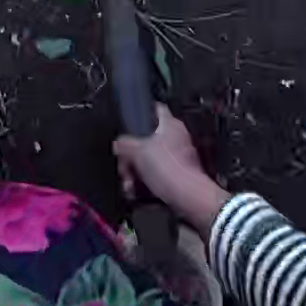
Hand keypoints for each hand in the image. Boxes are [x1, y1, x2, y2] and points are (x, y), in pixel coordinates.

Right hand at [113, 104, 232, 235]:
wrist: (188, 197)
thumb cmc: (168, 168)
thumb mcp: (135, 151)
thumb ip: (123, 144)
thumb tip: (118, 144)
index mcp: (170, 124)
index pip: (156, 108)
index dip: (143, 111)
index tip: (132, 119)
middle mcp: (178, 137)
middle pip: (147, 138)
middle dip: (132, 154)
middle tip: (125, 164)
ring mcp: (180, 155)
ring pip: (151, 158)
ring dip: (137, 170)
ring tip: (129, 183)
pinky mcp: (180, 173)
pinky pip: (158, 173)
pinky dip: (147, 180)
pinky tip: (137, 191)